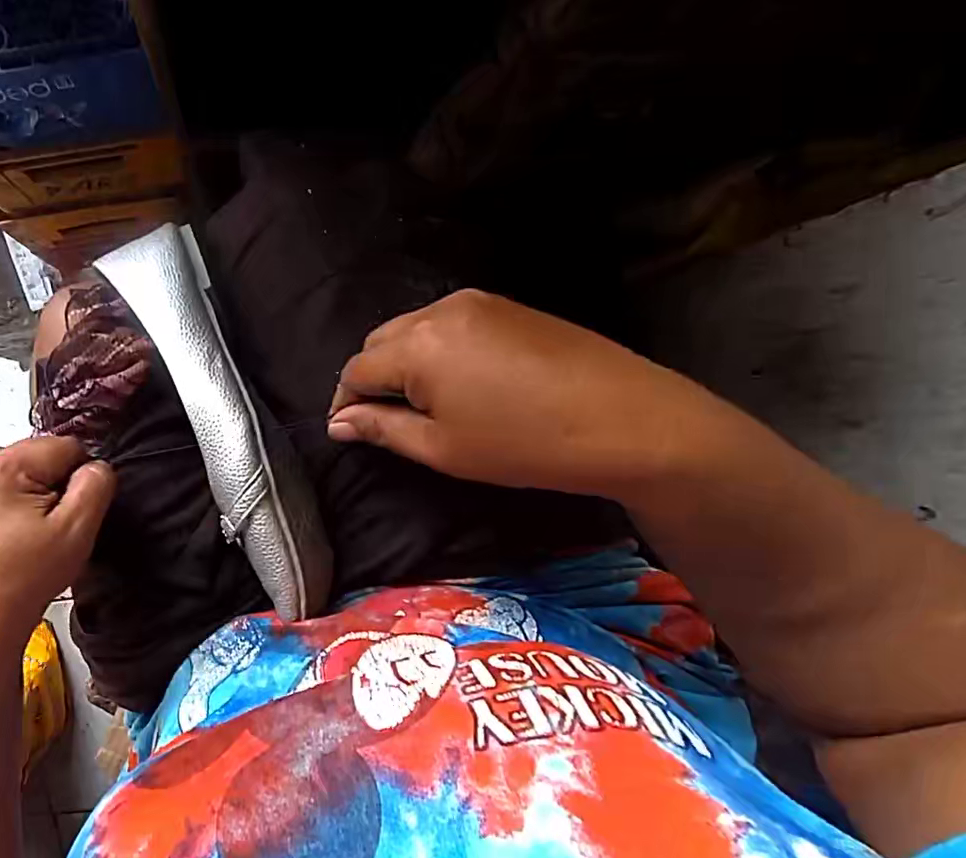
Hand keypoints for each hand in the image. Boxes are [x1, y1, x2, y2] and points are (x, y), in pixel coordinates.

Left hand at [0, 436, 114, 636]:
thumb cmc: (23, 578)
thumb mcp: (76, 529)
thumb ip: (95, 486)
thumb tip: (100, 467)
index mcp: (3, 466)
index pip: (66, 446)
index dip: (82, 479)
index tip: (73, 512)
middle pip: (45, 458)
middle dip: (59, 489)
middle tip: (56, 528)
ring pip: (30, 475)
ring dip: (43, 500)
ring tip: (39, 536)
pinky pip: (12, 492)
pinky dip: (26, 510)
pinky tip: (26, 538)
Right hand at [327, 289, 751, 497]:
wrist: (626, 419)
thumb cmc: (522, 444)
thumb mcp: (440, 447)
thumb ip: (381, 429)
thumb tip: (338, 423)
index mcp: (418, 344)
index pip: (356, 369)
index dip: (345, 403)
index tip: (349, 432)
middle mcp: (441, 309)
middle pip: (380, 342)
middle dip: (370, 379)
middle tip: (383, 422)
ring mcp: (480, 301)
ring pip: (413, 329)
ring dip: (401, 364)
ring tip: (419, 406)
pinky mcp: (508, 306)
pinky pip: (447, 324)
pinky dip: (433, 352)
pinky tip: (454, 384)